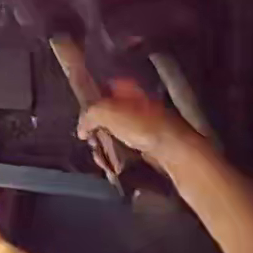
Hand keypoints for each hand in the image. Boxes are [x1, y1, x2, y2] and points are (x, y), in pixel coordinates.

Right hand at [77, 79, 205, 170]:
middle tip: (90, 140)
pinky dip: (116, 156)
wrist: (172, 148)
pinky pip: (125, 148)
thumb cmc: (139, 123)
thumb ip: (88, 115)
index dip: (92, 99)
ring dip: (105, 146)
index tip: (84, 117)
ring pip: (115, 133)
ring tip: (101, 158)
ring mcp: (142, 124)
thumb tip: (81, 129)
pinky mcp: (147, 143)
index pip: (104, 87)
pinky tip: (112, 165)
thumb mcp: (106, 112)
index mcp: (128, 87)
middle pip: (107, 113)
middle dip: (96, 129)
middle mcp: (136, 102)